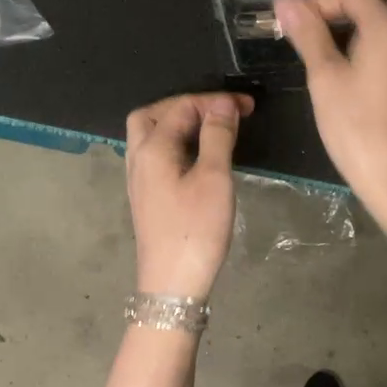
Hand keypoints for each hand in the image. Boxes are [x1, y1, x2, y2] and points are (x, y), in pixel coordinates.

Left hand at [124, 92, 253, 300]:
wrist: (172, 284)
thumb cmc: (196, 230)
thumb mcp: (215, 179)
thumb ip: (217, 136)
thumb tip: (222, 104)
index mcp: (153, 148)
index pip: (181, 108)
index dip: (215, 102)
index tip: (248, 107)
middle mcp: (138, 158)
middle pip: (152, 116)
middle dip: (185, 107)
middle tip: (218, 113)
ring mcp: (139, 181)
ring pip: (150, 138)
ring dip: (178, 127)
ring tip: (211, 132)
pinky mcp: (147, 200)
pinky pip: (156, 159)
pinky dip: (176, 148)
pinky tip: (197, 161)